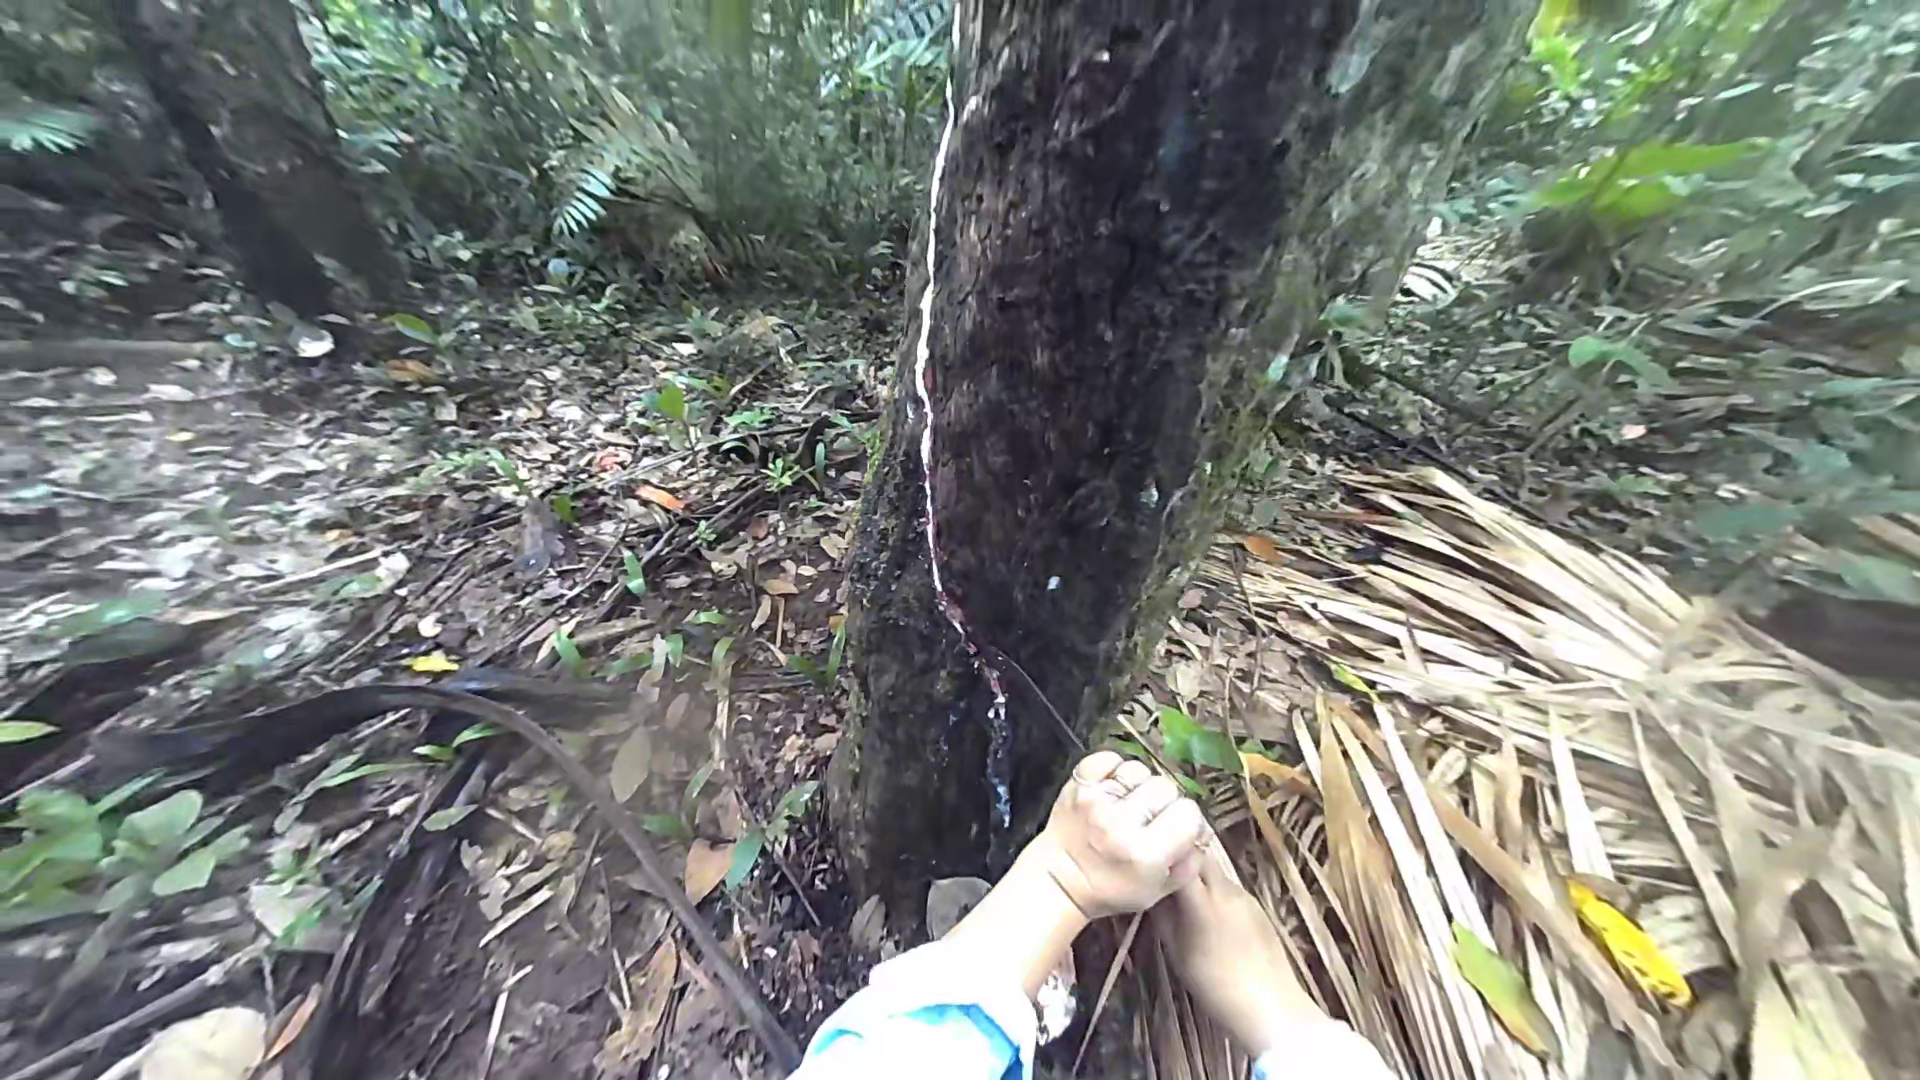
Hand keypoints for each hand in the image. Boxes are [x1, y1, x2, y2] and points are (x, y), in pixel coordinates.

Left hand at [1025, 750, 1207, 919]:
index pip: (1188, 813)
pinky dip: (1115, 768)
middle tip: (1150, 818)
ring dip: (1140, 785)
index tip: (1176, 828)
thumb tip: (1204, 829)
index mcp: (1145, 853)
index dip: (1186, 820)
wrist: (1061, 878)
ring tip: (1130, 802)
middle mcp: (1120, 822)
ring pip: (1139, 770)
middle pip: (1165, 787)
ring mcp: (1096, 798)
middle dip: (1164, 802)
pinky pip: (1109, 757)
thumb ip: (1190, 861)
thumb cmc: (1113, 888)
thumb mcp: (1160, 890)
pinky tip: (1114, 786)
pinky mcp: (1078, 782)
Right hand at [1153, 828, 1321, 1053]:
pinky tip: (1216, 918)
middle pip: (1198, 855)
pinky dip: (1217, 892)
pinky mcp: (1258, 906)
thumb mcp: (1176, 951)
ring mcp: (1244, 896)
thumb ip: (1162, 914)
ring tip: (1190, 899)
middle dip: (1181, 859)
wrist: (1272, 1010)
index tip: (1151, 857)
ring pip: (1215, 871)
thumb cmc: (1215, 985)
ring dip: (1200, 876)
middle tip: (1166, 875)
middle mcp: (1223, 889)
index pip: (1179, 856)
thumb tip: (1150, 890)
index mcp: (1200, 900)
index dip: (1164, 852)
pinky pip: (1230, 887)